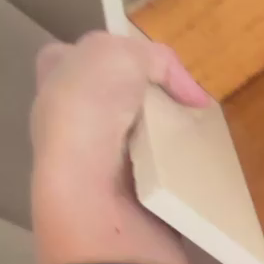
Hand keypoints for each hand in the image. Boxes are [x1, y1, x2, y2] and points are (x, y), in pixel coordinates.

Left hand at [29, 32, 212, 263]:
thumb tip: (193, 95)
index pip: (80, 60)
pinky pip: (167, 183)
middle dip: (156, 106)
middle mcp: (73, 128)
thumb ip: (154, 57)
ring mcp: (103, 170)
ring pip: (146, 144)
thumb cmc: (91, 124)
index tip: (160, 74)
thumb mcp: (116, 58)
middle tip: (192, 111)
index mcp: (55, 90)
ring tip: (208, 144)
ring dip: (176, 145)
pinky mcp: (134, 204)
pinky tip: (205, 175)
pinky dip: (188, 180)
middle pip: (121, 105)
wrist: (98, 205)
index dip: (120, 59)